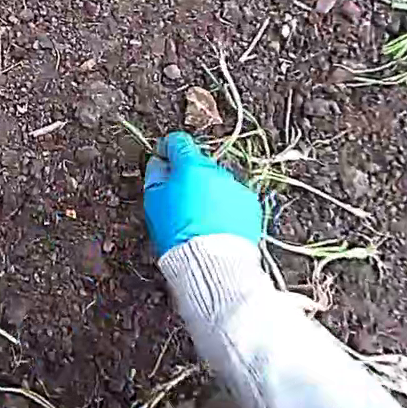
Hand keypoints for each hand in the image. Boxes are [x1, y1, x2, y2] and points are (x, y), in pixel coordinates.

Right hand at [143, 132, 261, 255]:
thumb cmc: (180, 235)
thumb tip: (158, 163)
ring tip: (196, 217)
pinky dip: (223, 206)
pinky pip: (232, 198)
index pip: (178, 142)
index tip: (162, 160)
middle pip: (198, 164)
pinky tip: (213, 224)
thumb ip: (155, 175)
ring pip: (216, 182)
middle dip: (187, 175)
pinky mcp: (251, 207)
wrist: (214, 265)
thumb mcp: (155, 202)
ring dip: (206, 191)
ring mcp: (237, 188)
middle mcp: (218, 172)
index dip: (166, 149)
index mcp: (192, 166)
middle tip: (176, 197)